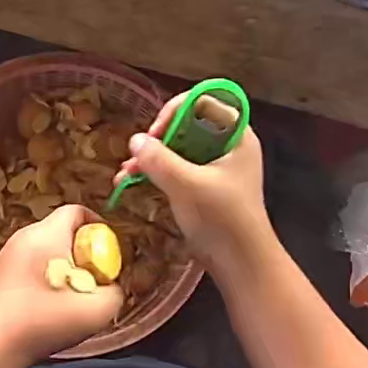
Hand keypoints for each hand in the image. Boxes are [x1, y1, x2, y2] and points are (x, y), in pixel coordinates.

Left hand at [0, 204, 123, 362]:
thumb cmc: (41, 324)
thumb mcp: (97, 311)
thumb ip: (114, 292)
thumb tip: (110, 287)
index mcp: (45, 235)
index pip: (77, 211)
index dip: (99, 230)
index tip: (105, 258)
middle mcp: (22, 237)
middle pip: (63, 233)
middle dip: (82, 255)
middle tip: (90, 282)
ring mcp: (5, 256)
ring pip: (46, 252)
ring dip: (62, 270)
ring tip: (67, 301)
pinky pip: (29, 268)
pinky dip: (42, 282)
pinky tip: (44, 309)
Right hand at [115, 90, 273, 268]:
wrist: (241, 265)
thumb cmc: (222, 220)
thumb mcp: (187, 186)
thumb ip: (159, 160)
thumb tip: (134, 140)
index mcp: (236, 137)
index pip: (204, 102)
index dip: (176, 111)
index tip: (155, 134)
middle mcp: (228, 147)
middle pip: (187, 125)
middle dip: (157, 138)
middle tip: (136, 154)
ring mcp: (216, 168)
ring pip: (179, 149)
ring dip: (151, 158)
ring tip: (125, 172)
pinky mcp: (205, 188)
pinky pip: (177, 169)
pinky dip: (157, 173)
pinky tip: (131, 181)